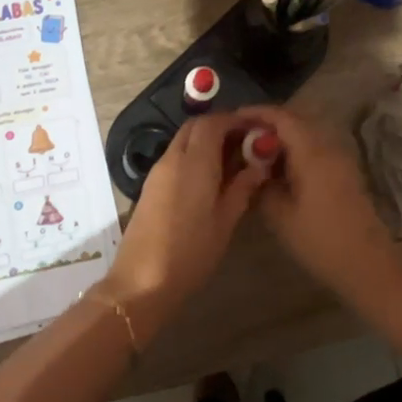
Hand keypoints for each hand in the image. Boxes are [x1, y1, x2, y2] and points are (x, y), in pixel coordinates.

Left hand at [102, 113, 270, 337]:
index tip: (255, 129)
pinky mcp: (150, 186)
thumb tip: (259, 164)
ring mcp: (158, 171)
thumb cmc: (190, 253)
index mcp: (195, 162)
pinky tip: (210, 178)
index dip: (235, 120)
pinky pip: (175, 157)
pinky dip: (194, 155)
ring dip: (206, 141)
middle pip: (196, 126)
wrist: (142, 281)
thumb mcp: (225, 222)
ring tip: (232, 161)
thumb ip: (242, 188)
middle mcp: (173, 158)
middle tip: (245, 143)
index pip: (213, 122)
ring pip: (183, 140)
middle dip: (220, 127)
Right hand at [240, 105, 401, 297]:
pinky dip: (293, 152)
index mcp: (312, 152)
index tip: (232, 119)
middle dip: (266, 125)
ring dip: (280, 139)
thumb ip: (261, 185)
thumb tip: (250, 168)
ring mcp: (339, 159)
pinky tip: (277, 172)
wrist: (368, 264)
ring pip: (305, 136)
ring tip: (253, 154)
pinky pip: (314, 150)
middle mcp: (328, 147)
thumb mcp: (280, 216)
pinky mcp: (343, 173)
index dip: (256, 113)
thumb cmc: (321, 241)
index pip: (281, 117)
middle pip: (294, 122)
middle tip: (238, 137)